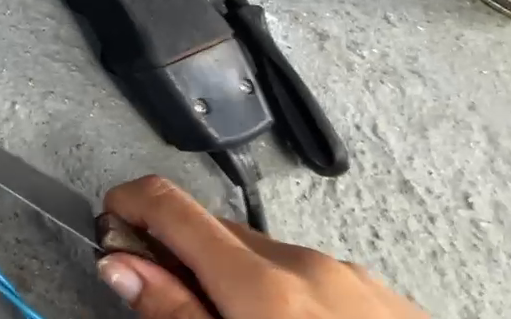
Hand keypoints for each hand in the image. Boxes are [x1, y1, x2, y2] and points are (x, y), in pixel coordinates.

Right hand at [98, 176, 428, 318]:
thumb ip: (175, 315)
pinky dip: (291, 299)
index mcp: (263, 284)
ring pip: (268, 257)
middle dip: (183, 258)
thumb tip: (120, 264)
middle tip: (175, 306)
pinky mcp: (398, 304)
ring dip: (239, 283)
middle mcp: (309, 266)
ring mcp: (360, 282)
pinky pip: (320, 281)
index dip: (126, 207)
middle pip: (215, 230)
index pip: (166, 202)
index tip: (113, 235)